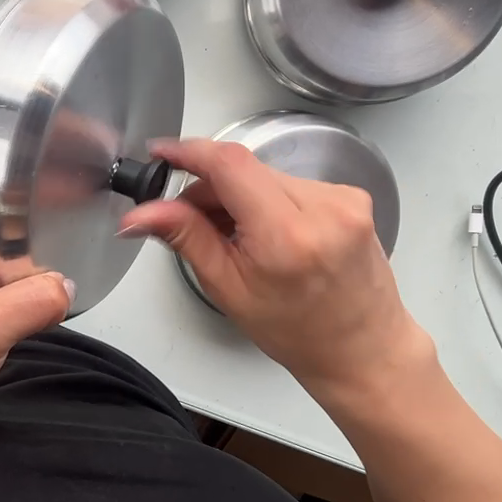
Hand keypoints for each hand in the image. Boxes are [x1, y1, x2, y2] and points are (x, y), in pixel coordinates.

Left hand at [0, 218, 73, 427]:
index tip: (56, 247)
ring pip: (6, 263)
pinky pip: (2, 285)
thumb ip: (32, 303)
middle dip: (28, 260)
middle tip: (54, 277)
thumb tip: (68, 287)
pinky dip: (17, 297)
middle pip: (3, 238)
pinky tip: (30, 308)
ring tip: (43, 294)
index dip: (26, 231)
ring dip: (25, 282)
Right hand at [119, 139, 430, 394]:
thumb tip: (140, 214)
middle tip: (189, 221)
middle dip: (208, 188)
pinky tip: (263, 233)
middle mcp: (324, 207)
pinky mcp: (351, 196)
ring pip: (264, 175)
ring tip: (233, 237)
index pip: (230, 165)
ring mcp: (343, 198)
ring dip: (236, 195)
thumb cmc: (295, 330)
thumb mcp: (226, 287)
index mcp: (287, 234)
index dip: (189, 152)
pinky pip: (289, 182)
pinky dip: (264, 200)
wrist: (360, 348)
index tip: (161, 152)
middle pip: (243, 169)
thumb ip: (184, 237)